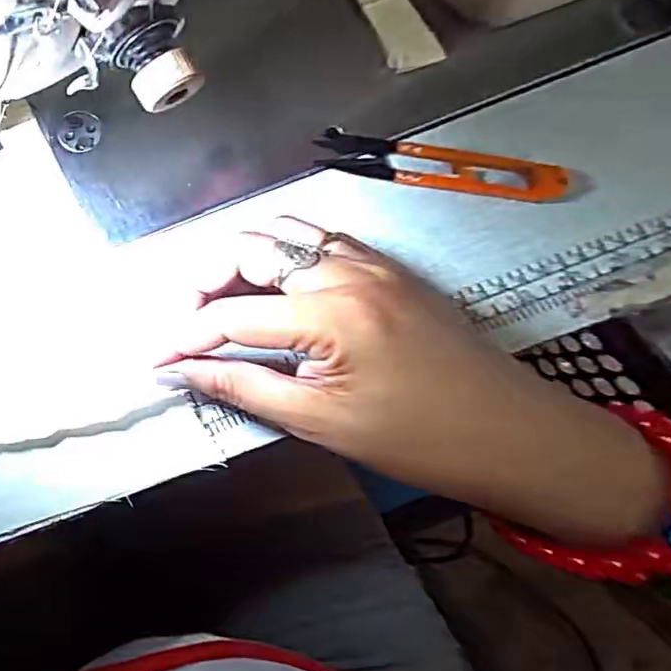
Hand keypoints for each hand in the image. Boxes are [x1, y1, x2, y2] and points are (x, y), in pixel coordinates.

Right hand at [156, 217, 664, 544]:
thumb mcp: (319, 422)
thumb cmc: (418, 439)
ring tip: (223, 299)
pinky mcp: (386, 265)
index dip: (184, 338)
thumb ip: (242, 386)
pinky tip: (273, 284)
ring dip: (240, 259)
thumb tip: (183, 371)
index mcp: (330, 315)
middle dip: (204, 283)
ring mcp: (370, 261)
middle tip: (188, 324)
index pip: (230, 314)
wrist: (514, 435)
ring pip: (282, 231)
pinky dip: (281, 251)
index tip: (156, 359)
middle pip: (248, 250)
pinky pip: (319, 237)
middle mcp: (346, 272)